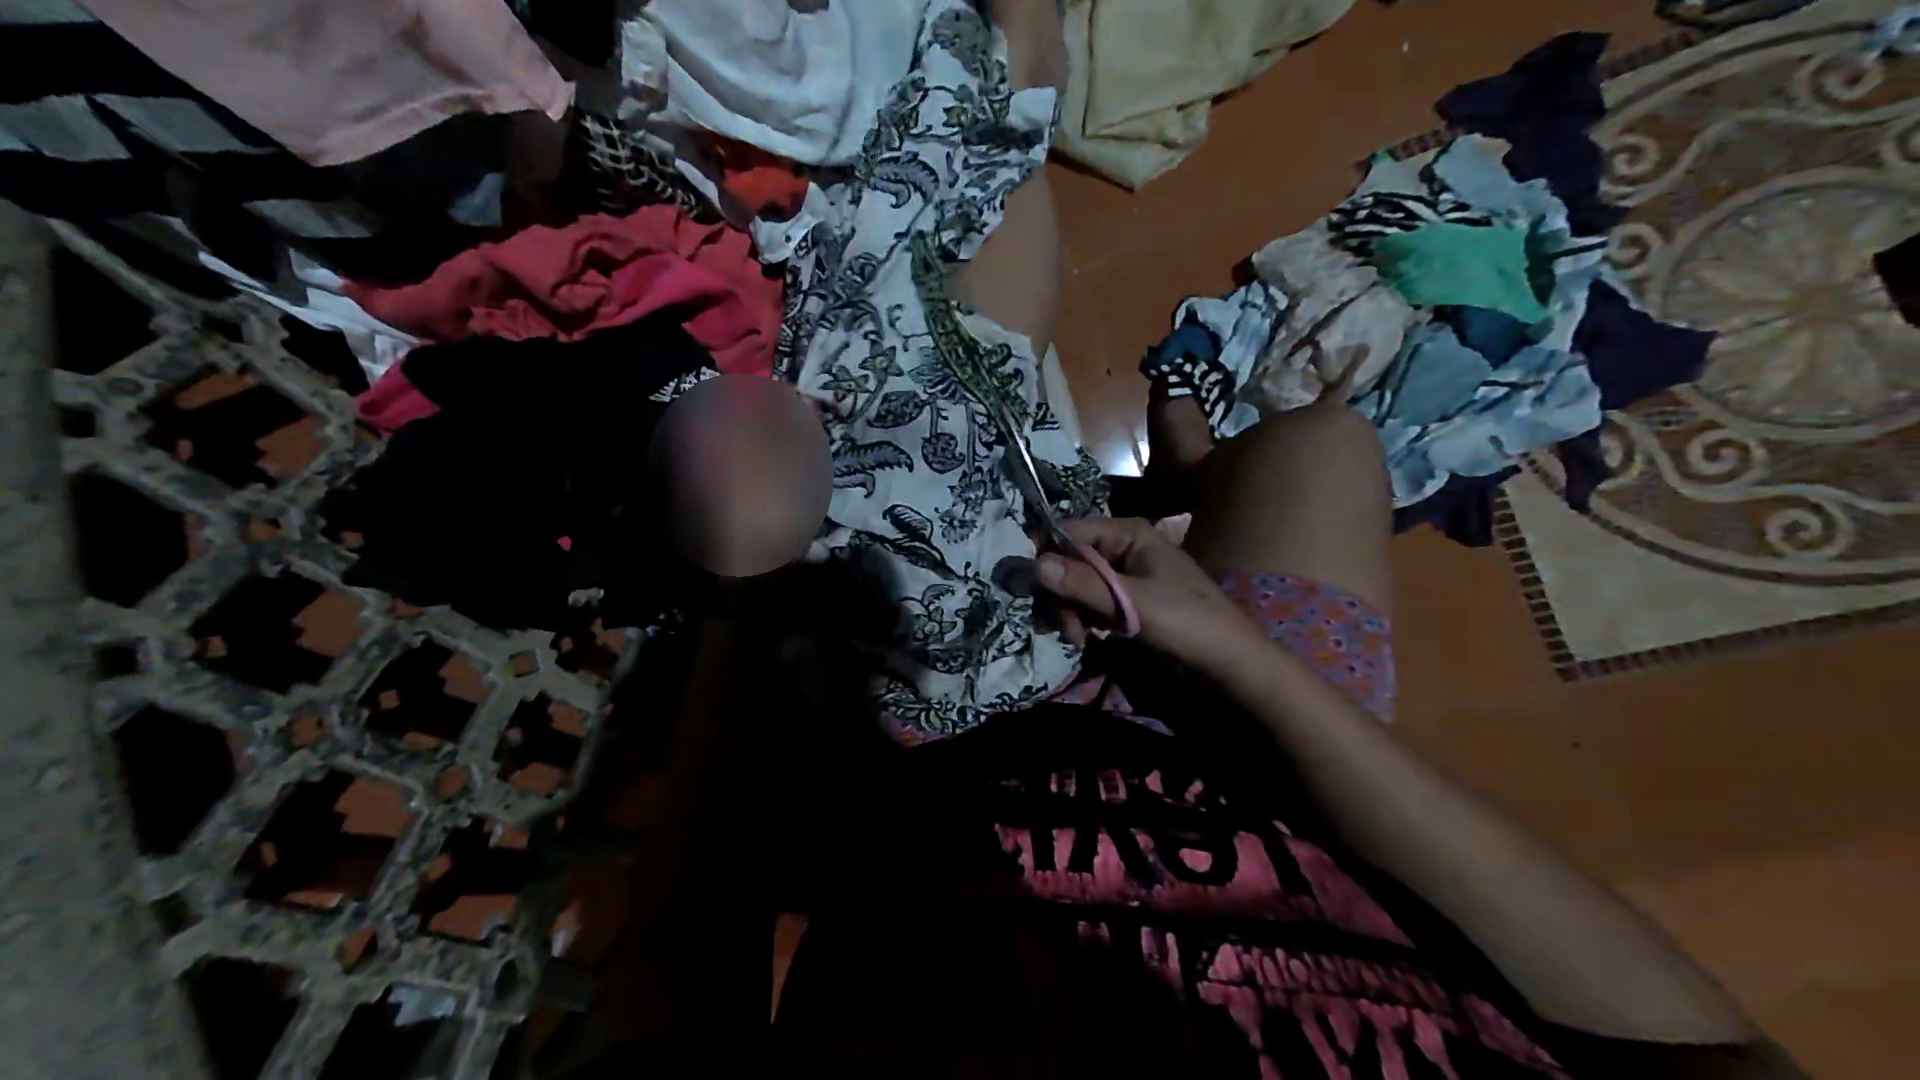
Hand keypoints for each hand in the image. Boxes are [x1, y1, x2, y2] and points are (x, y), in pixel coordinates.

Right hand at [1036, 517, 1265, 674]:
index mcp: (1127, 533)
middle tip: (1061, 628)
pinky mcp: (1124, 598)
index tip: (1034, 591)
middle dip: (1060, 594)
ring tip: (1076, 638)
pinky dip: (1080, 618)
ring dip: (1068, 611)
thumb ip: (1083, 584)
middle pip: (1068, 560)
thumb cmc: (1185, 621)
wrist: (1226, 658)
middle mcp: (1122, 547)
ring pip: (1075, 584)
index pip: (1070, 532)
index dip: (1046, 557)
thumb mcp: (1131, 602)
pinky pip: (1088, 600)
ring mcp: (1123, 574)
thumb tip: (1035, 565)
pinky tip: (1083, 638)